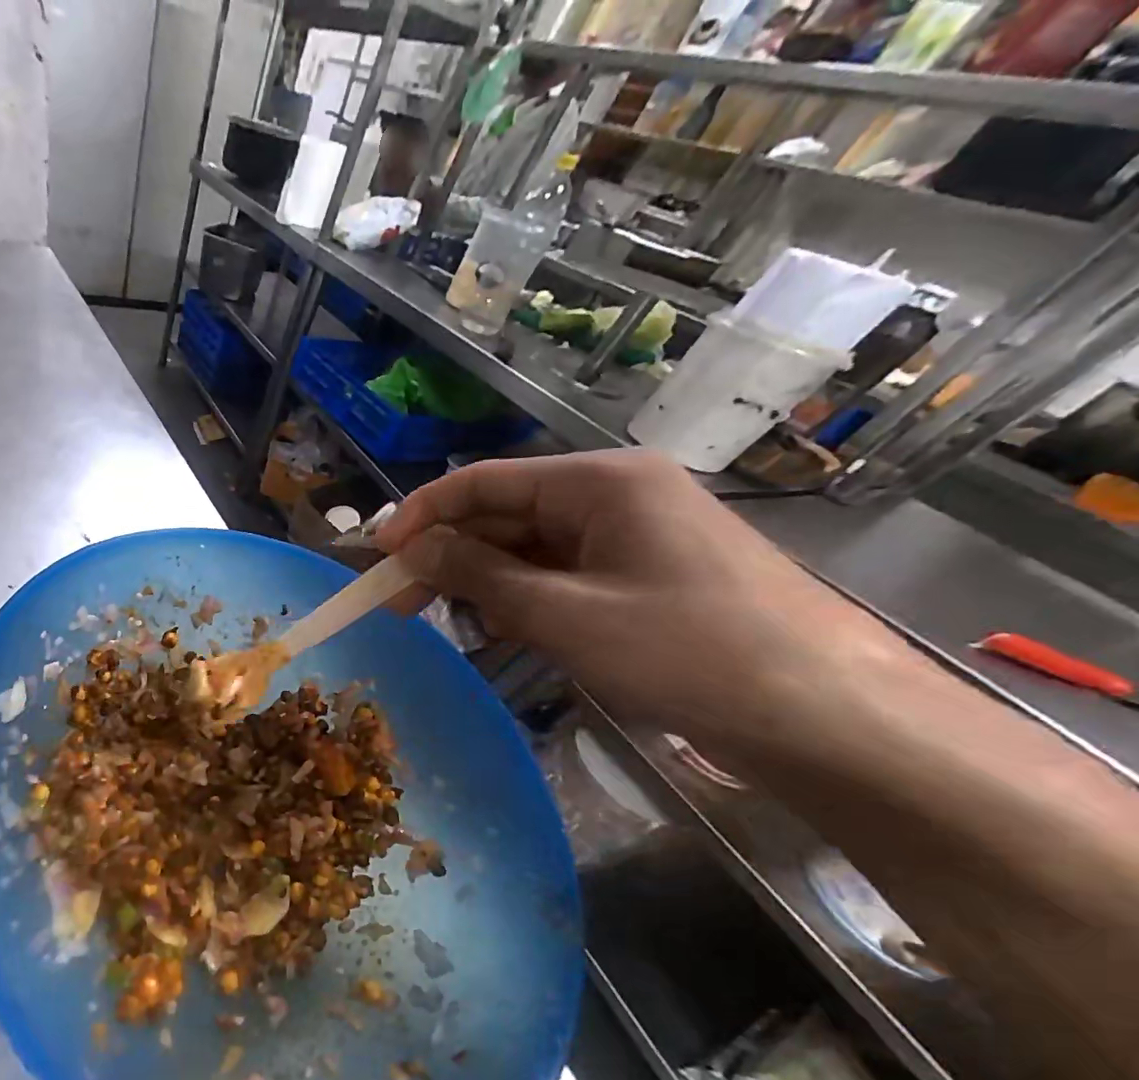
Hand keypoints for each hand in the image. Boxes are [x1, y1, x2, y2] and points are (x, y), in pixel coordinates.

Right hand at [375, 450, 913, 747]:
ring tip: (447, 623)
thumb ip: (477, 574)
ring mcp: (636, 536)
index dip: (422, 513)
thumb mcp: (563, 615)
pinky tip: (506, 634)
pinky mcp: (649, 575)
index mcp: (599, 481)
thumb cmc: (689, 652)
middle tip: (400, 602)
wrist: (836, 720)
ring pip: (534, 549)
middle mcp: (616, 494)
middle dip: (450, 556)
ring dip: (487, 583)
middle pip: (506, 514)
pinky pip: (567, 575)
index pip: (484, 481)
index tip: (376, 552)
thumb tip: (410, 548)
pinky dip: (529, 601)